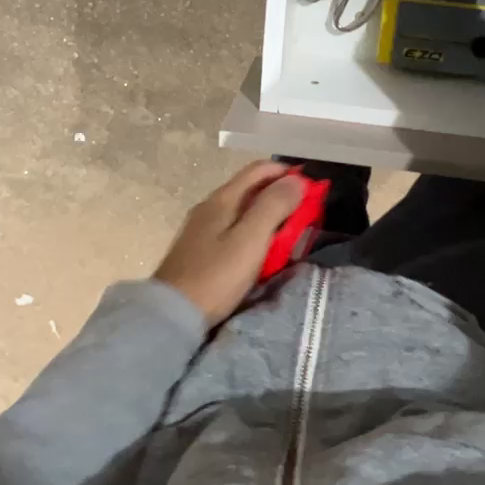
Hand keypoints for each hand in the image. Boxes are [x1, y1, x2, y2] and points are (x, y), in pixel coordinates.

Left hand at [153, 162, 306, 326]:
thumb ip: (274, 206)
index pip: (259, 169)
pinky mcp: (200, 249)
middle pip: (251, 188)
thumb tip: (296, 179)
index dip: (287, 173)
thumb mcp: (251, 240)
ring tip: (289, 233)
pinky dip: (254, 231)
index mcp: (222, 199)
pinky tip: (261, 249)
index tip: (312, 189)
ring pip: (242, 210)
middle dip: (280, 195)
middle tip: (305, 215)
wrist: (172, 314)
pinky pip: (234, 229)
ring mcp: (202, 228)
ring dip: (268, 215)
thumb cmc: (216, 275)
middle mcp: (210, 206)